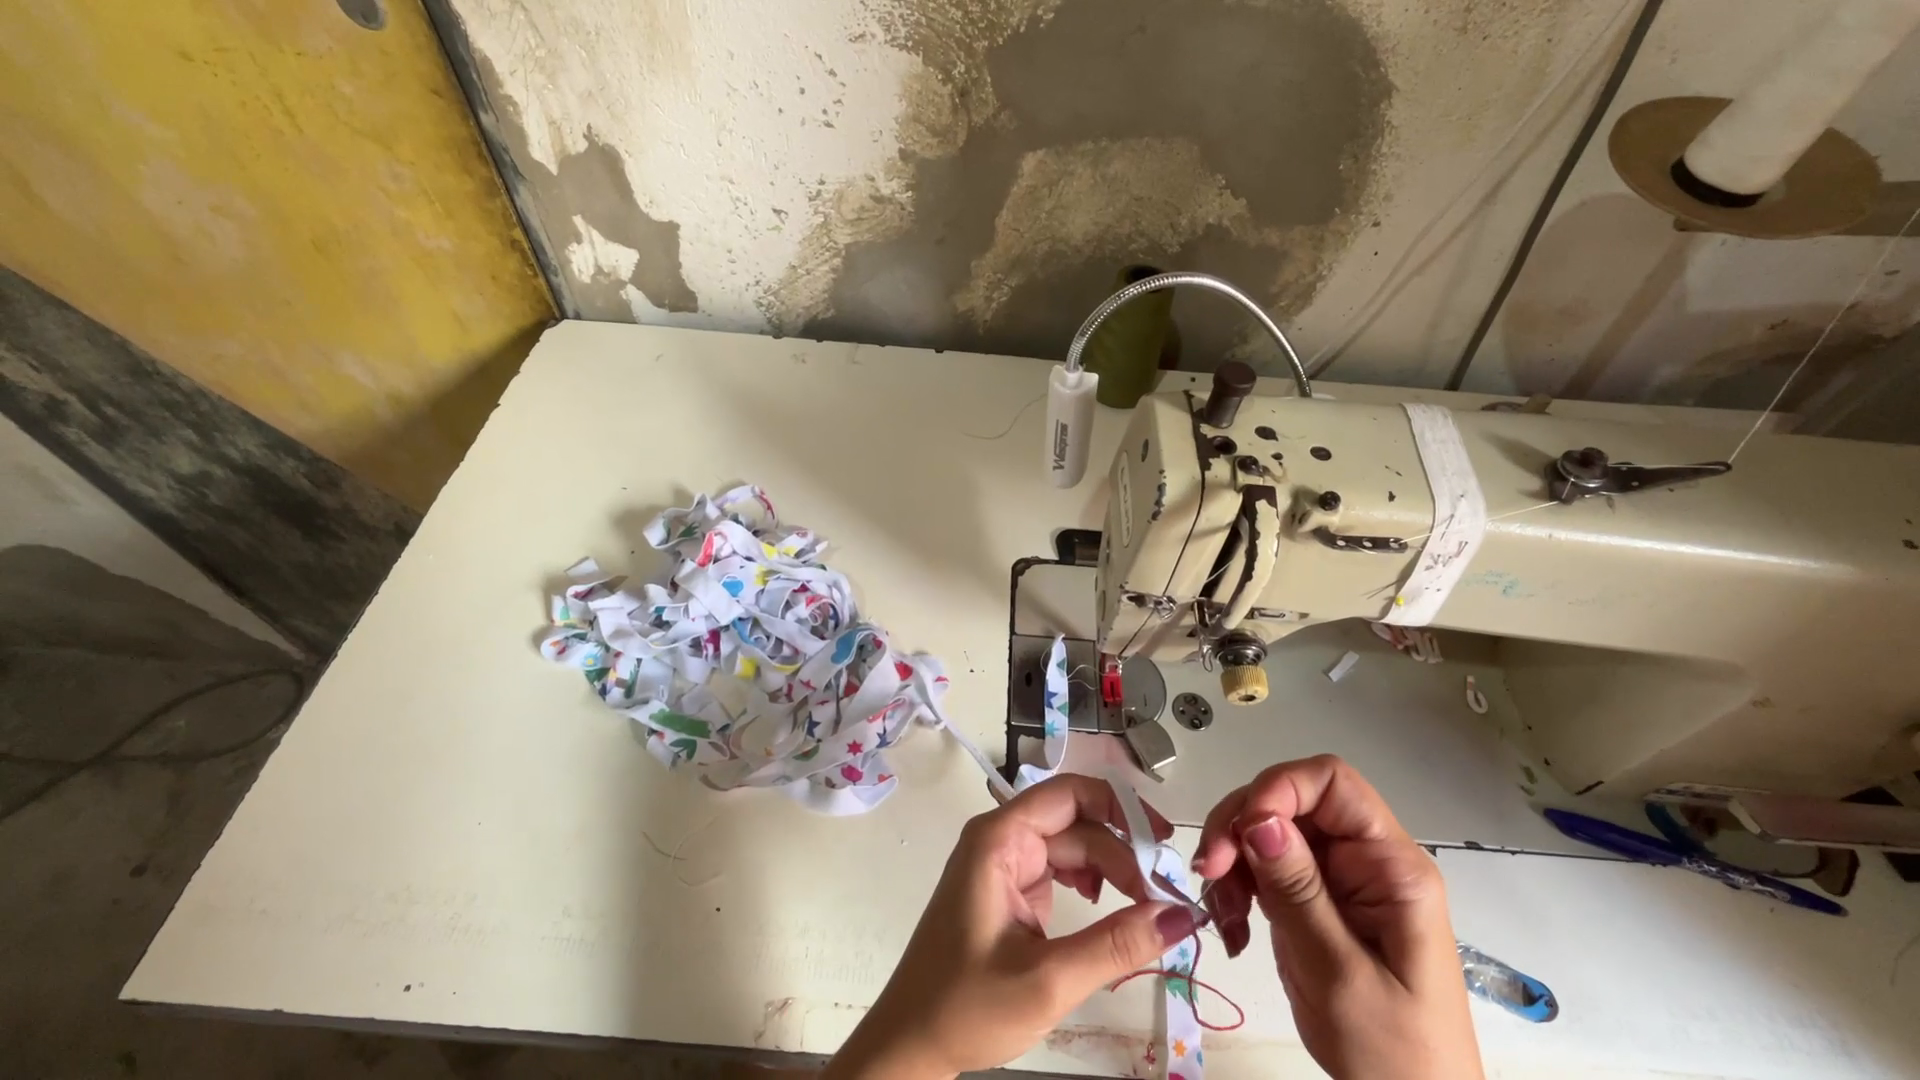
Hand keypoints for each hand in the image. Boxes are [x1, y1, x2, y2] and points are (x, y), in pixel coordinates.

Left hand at [824, 775, 1204, 1079]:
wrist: (912, 1042)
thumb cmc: (967, 1006)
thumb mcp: (1049, 980)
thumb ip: (1117, 944)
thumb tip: (1184, 914)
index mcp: (998, 840)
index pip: (1068, 794)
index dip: (1120, 806)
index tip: (1164, 842)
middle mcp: (1001, 840)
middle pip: (1077, 822)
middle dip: (1124, 851)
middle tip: (1167, 895)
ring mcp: (1005, 865)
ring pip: (1074, 847)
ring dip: (1113, 870)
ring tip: (1147, 906)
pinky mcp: (1012, 891)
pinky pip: (1062, 871)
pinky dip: (1094, 885)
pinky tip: (1112, 910)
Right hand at [1193, 755, 1482, 1079]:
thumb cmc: (1392, 1052)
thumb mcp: (1339, 972)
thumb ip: (1297, 891)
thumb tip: (1259, 816)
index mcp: (1391, 866)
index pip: (1332, 783)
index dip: (1278, 789)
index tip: (1239, 834)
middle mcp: (1365, 860)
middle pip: (1291, 802)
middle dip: (1241, 827)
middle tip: (1209, 875)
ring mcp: (1339, 881)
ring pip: (1269, 833)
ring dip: (1233, 861)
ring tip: (1222, 914)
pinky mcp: (1315, 903)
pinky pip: (1265, 870)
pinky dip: (1237, 889)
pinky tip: (1232, 926)